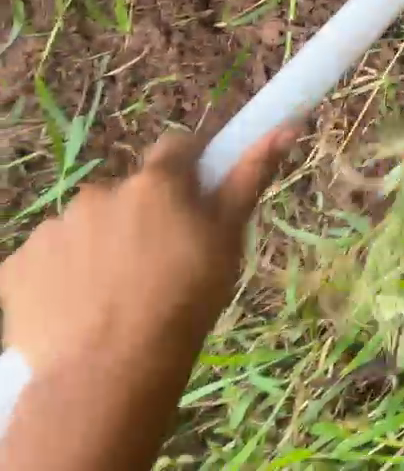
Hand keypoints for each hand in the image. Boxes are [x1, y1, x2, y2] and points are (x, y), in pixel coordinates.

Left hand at [0, 126, 298, 381]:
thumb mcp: (231, 232)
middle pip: (131, 189)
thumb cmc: (189, 291)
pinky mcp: (15, 267)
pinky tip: (86, 297)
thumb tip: (285, 129)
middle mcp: (98, 194)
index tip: (202, 192)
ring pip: (90, 221)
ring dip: (107, 237)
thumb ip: (250, 176)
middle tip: (168, 249)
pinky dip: (69, 267)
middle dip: (147, 209)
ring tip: (124, 281)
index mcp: (155, 182)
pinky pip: (51, 254)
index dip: (193, 164)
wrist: (111, 364)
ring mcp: (51, 231)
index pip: (177, 146)